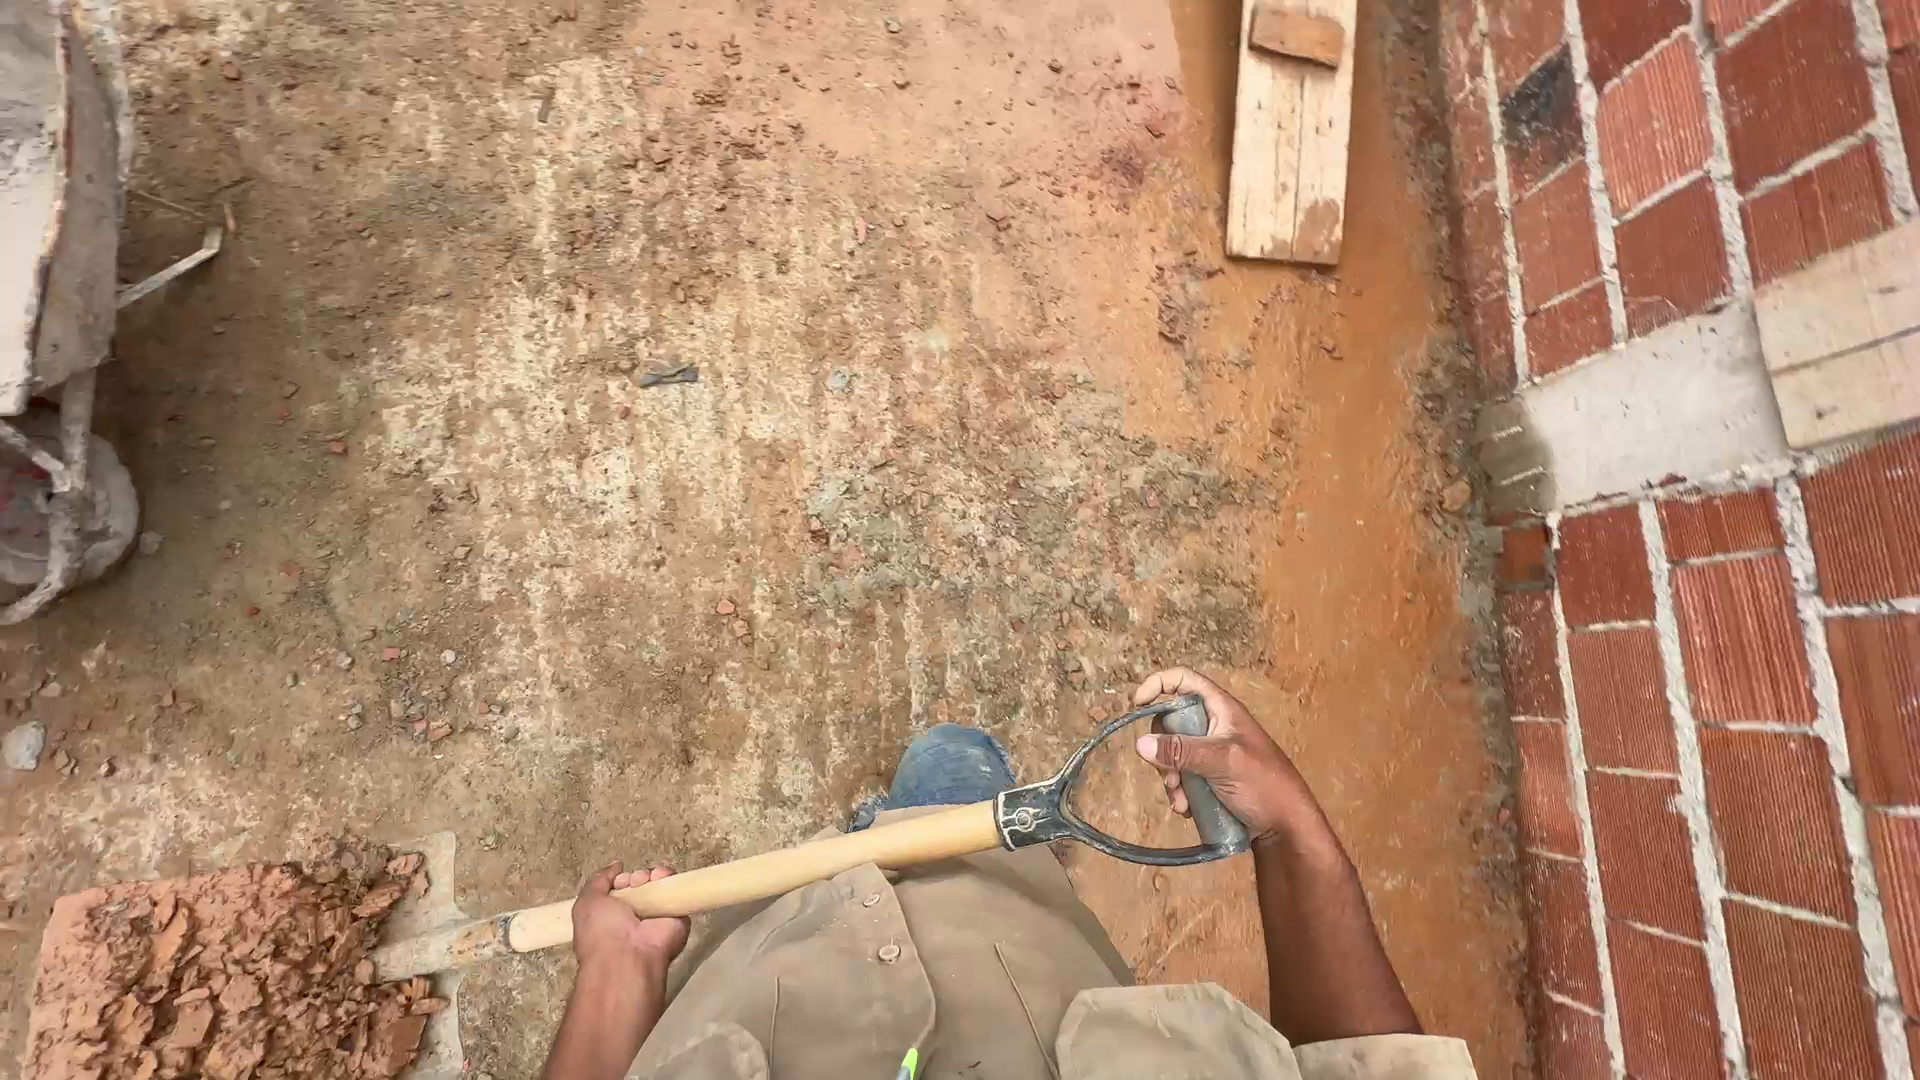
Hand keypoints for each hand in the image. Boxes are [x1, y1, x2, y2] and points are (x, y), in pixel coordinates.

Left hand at [571, 862, 689, 981]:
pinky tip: (661, 879)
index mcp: (614, 917)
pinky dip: (670, 879)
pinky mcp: (678, 915)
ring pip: (661, 884)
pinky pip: (677, 890)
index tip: (620, 882)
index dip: (621, 879)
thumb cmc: (601, 931)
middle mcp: (636, 916)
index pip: (623, 889)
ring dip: (654, 875)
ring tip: (648, 880)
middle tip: (635, 882)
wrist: (627, 955)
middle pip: (643, 884)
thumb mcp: (587, 903)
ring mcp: (658, 915)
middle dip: (638, 876)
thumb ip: (598, 881)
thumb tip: (617, 866)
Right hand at [1131, 668, 1329, 846]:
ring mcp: (1210, 753)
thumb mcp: (1222, 761)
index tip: (1137, 703)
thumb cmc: (1264, 784)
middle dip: (1162, 747)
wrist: (1287, 830)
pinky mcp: (1208, 777)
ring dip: (1170, 775)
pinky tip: (1186, 807)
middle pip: (1171, 721)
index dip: (1159, 684)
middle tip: (1167, 770)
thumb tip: (1140, 744)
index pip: (1184, 680)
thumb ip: (1181, 751)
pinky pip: (1180, 776)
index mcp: (1221, 710)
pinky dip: (1178, 791)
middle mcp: (1213, 726)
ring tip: (1181, 798)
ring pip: (1172, 753)